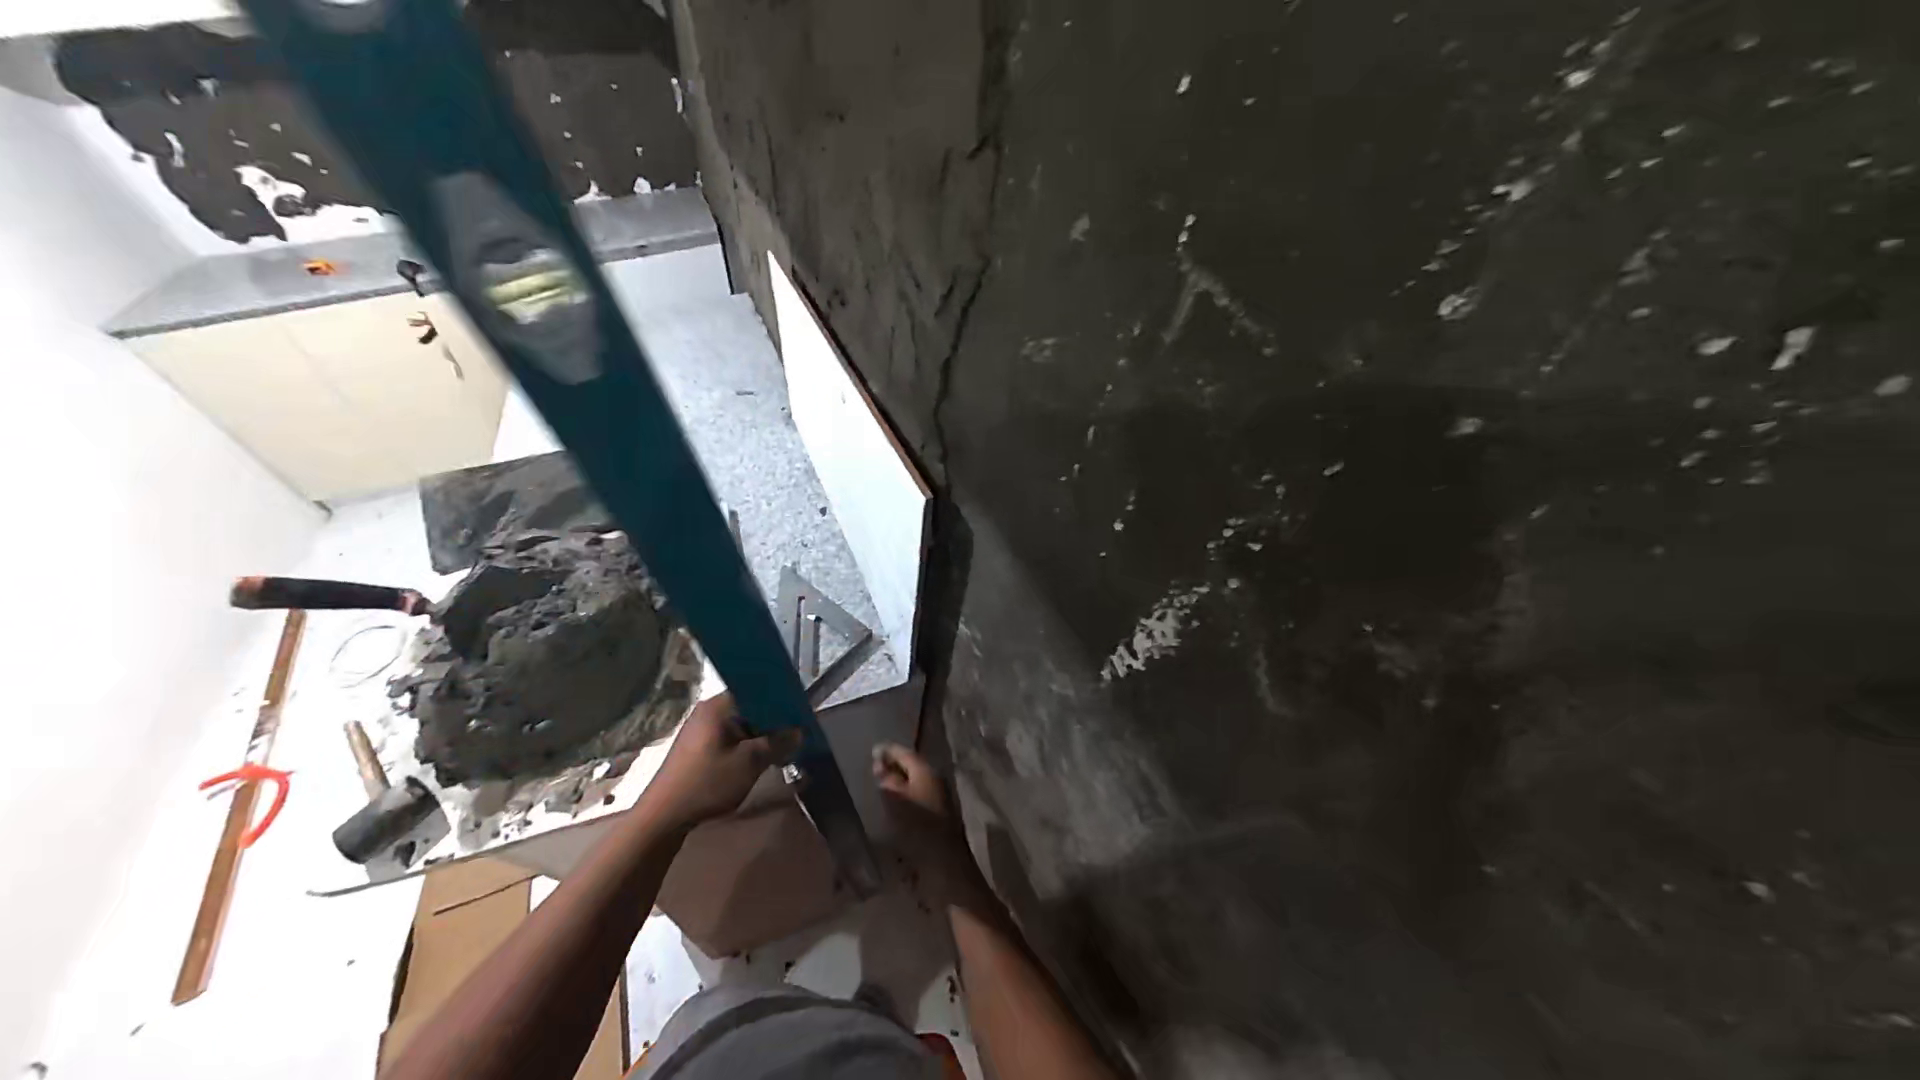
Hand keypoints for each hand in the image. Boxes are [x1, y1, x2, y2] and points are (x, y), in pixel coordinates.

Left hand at [640, 693, 800, 829]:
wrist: (663, 817)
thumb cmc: (707, 783)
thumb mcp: (749, 763)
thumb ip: (777, 743)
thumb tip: (799, 731)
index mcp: (718, 706)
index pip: (756, 690)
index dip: (780, 701)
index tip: (799, 715)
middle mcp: (708, 711)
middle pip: (750, 708)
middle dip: (772, 722)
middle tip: (795, 737)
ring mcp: (701, 729)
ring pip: (741, 725)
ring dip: (760, 737)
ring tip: (781, 751)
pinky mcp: (698, 747)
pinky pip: (730, 738)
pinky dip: (746, 746)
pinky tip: (758, 761)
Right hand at [873, 742, 987, 902]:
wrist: (945, 865)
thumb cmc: (918, 828)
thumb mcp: (895, 800)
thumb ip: (887, 779)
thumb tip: (882, 765)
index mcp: (926, 771)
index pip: (905, 753)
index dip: (888, 751)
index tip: (872, 751)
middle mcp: (936, 779)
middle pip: (912, 766)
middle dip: (894, 766)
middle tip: (873, 769)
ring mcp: (940, 797)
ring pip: (915, 782)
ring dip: (899, 783)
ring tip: (879, 788)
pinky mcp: (939, 816)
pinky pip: (918, 797)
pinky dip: (905, 797)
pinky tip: (893, 807)